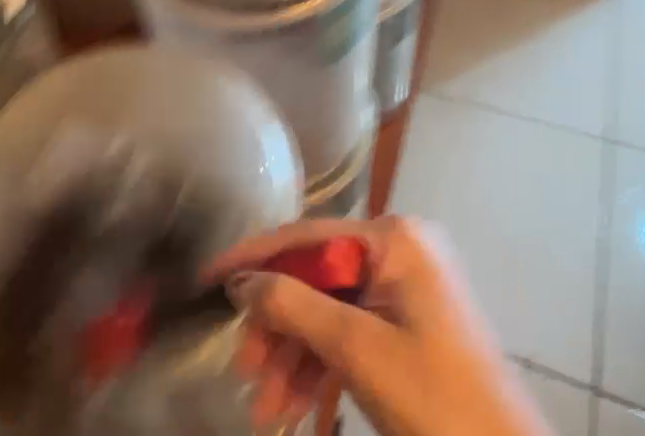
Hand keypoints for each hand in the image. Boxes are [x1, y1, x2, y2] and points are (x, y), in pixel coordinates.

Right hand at [206, 216, 549, 435]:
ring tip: (265, 408)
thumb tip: (240, 281)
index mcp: (395, 241)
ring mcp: (405, 291)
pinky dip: (319, 367)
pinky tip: (293, 407)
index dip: (252, 259)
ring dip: (292, 358)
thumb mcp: (356, 349)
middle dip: (276, 329)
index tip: (206, 279)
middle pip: (313, 278)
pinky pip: (348, 334)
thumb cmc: (437, 401)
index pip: (305, 236)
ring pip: (326, 312)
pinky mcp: (407, 328)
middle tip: (244, 370)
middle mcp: (399, 253)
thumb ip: (292, 305)